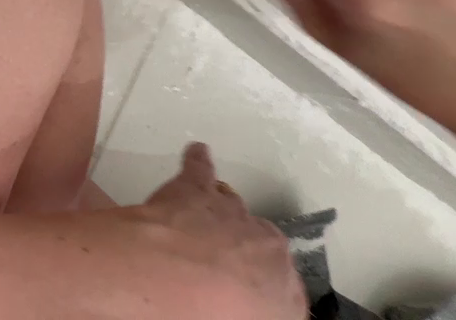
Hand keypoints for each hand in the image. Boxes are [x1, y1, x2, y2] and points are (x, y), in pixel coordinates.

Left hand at [130, 143, 303, 319]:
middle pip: (258, 249)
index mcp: (286, 295)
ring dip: (217, 219)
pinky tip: (198, 151)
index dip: (257, 297)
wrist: (169, 279)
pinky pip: (200, 168)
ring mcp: (231, 213)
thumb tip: (237, 305)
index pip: (283, 298)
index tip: (238, 300)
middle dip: (239, 258)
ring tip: (197, 228)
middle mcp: (267, 248)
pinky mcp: (194, 189)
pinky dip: (198, 161)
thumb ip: (249, 310)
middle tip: (210, 272)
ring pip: (232, 211)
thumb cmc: (206, 315)